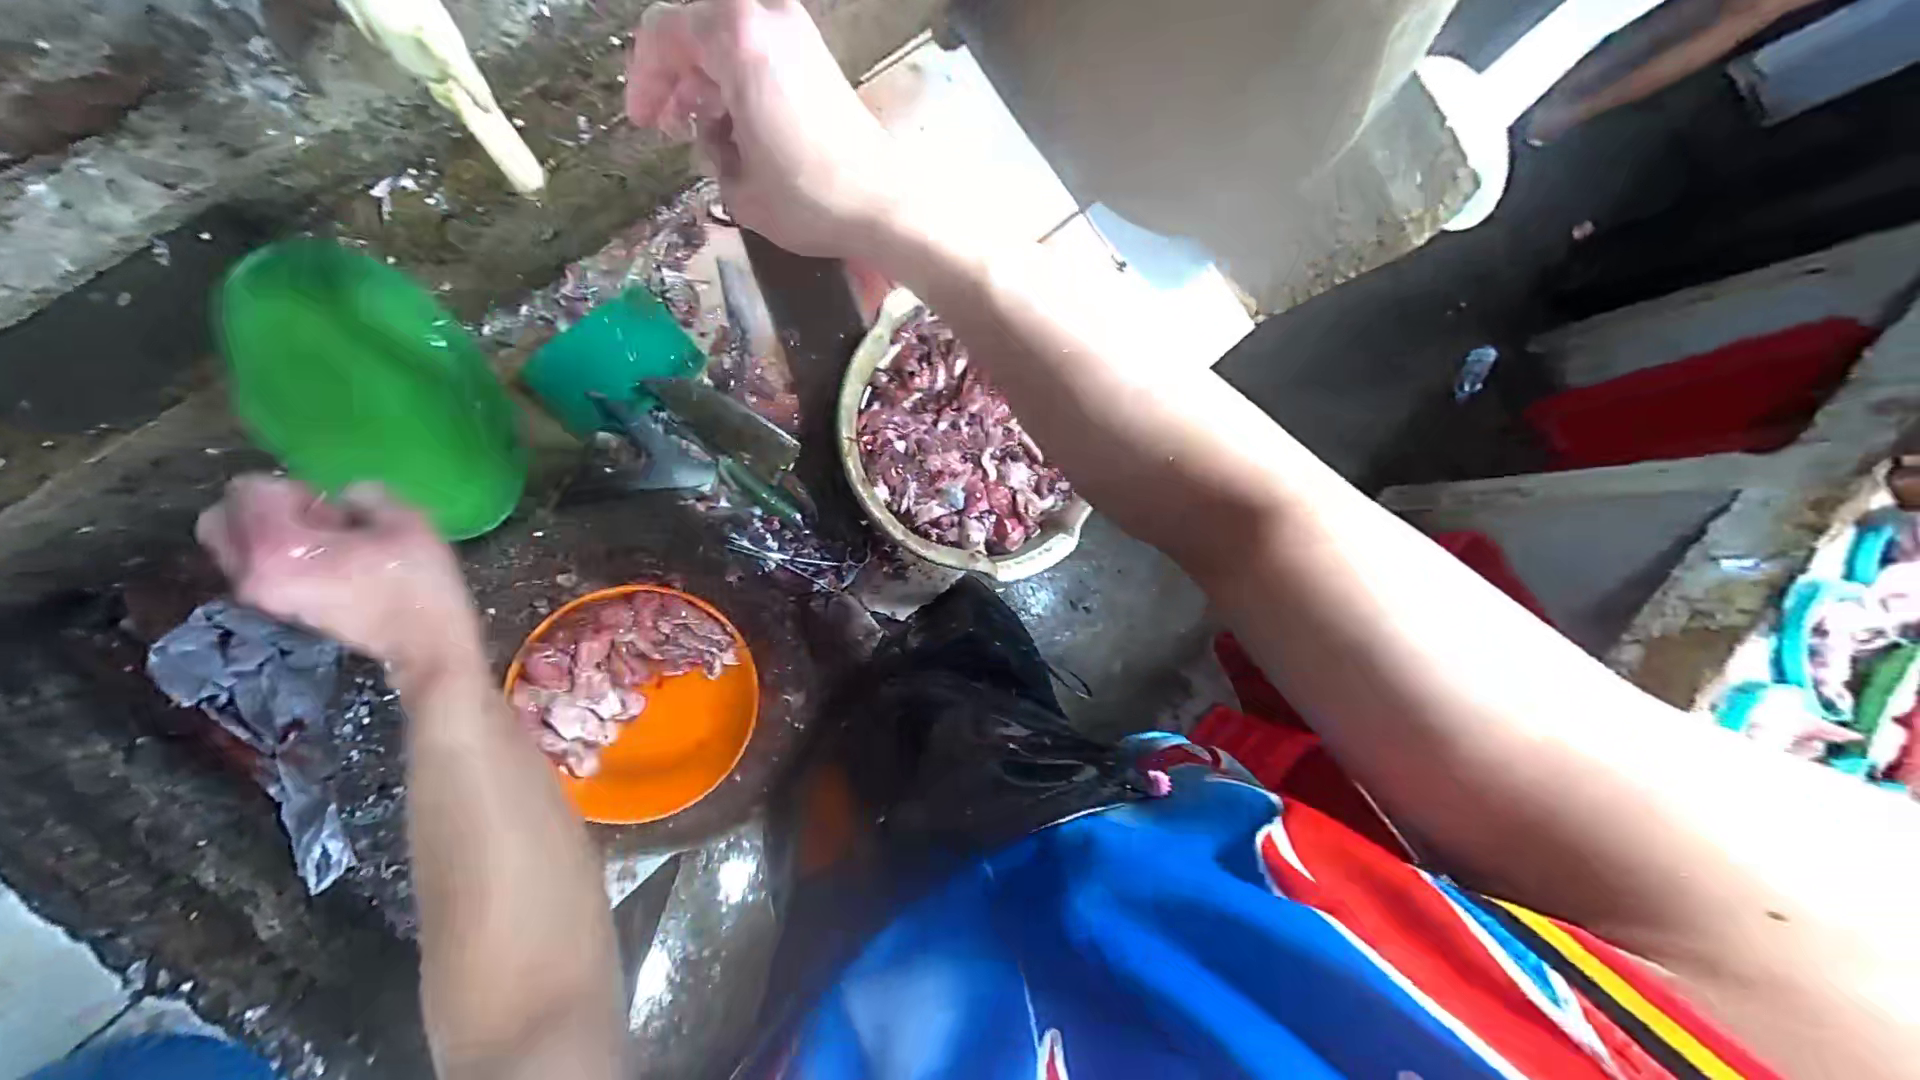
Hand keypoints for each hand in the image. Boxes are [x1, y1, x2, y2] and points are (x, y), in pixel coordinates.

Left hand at [196, 475, 484, 686]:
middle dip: (265, 509)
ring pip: (235, 544)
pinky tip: (329, 564)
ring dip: (272, 533)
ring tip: (328, 543)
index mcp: (277, 548)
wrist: (425, 644)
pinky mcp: (274, 609)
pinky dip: (279, 557)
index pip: (251, 490)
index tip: (338, 510)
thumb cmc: (419, 584)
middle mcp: (250, 572)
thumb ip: (370, 495)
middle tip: (319, 519)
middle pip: (220, 518)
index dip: (299, 489)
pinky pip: (255, 568)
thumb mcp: (410, 524)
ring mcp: (257, 596)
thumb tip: (347, 498)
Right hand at [625, 0, 908, 258]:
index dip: (644, 80)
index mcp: (736, 36)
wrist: (885, 206)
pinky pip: (763, 53)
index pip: (665, 34)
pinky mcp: (820, 58)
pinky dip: (743, 80)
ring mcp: (799, 33)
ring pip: (730, 39)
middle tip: (672, 125)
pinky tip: (743, 126)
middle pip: (698, 29)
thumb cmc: (810, 200)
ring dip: (710, 80)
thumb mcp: (739, 189)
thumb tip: (714, 135)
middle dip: (678, 78)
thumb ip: (710, 150)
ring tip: (708, 132)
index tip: (643, 122)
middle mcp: (767, 17)